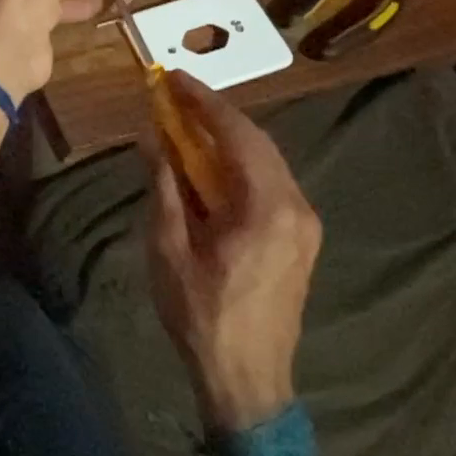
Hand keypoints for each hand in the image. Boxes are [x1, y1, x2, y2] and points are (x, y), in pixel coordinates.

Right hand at [144, 72, 320, 430]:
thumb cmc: (202, 313)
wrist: (248, 378)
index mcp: (268, 207)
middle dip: (213, 113)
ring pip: (265, 159)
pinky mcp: (300, 237)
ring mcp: (304, 223)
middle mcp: (296, 206)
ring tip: (184, 121)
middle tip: (173, 93)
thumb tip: (152, 134)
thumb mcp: (169, 246)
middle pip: (256, 141)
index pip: (237, 134)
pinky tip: (208, 162)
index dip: (203, 100)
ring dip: (225, 136)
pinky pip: (268, 181)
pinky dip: (237, 162)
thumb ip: (164, 184)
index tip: (172, 77)